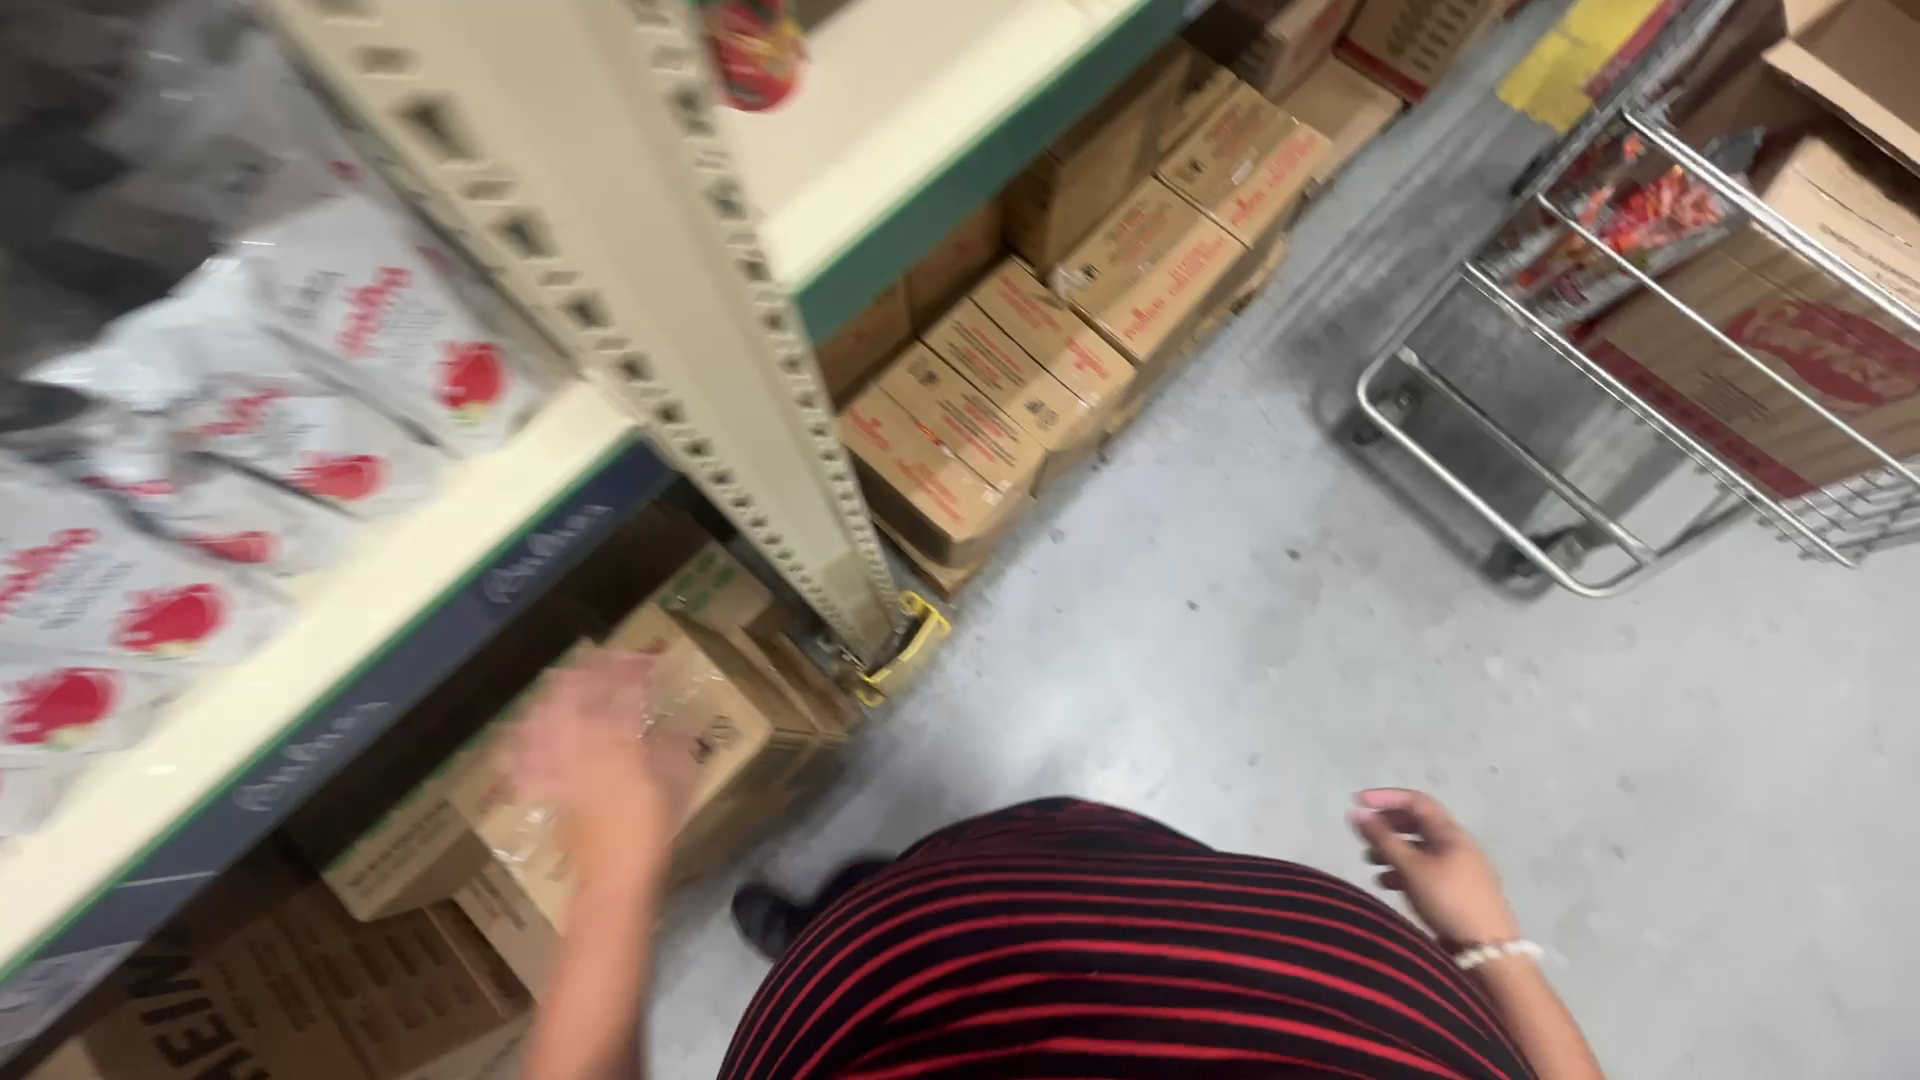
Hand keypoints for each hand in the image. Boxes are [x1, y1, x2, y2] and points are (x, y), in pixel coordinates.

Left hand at [509, 646, 704, 882]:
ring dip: (553, 695)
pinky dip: (520, 741)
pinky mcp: (548, 789)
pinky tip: (517, 730)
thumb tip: (677, 725)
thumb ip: (676, 747)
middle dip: (588, 671)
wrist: (615, 878)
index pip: (627, 692)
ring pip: (548, 720)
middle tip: (598, 653)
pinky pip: (525, 759)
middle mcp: (587, 748)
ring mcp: (562, 767)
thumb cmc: (654, 828)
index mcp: (623, 742)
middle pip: (579, 697)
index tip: (646, 656)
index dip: (635, 669)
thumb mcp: (678, 780)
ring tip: (559, 677)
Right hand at [1349, 788, 1521, 946]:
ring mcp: (1460, 869)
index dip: (1385, 796)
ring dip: (1391, 850)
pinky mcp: (1457, 891)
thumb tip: (1356, 813)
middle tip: (1363, 834)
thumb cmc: (1450, 900)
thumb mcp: (1411, 867)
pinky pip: (1425, 869)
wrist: (1491, 952)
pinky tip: (1388, 883)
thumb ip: (1382, 839)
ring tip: (1370, 862)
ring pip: (1419, 848)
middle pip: (1416, 823)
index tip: (1357, 802)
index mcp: (1450, 833)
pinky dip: (1403, 870)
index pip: (1415, 801)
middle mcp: (1457, 846)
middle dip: (1386, 825)